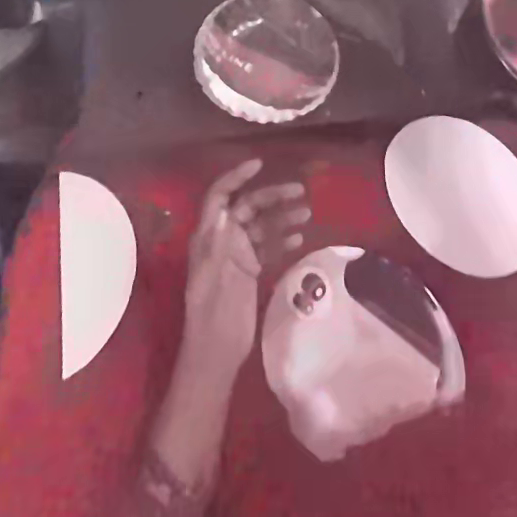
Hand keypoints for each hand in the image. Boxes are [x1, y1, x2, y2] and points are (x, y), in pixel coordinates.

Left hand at [178, 159, 309, 384]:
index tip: (259, 164)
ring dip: (283, 216)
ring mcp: (238, 254)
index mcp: (209, 236)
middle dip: (271, 196)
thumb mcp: (213, 278)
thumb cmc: (211, 315)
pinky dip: (284, 239)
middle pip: (247, 207)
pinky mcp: (250, 270)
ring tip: (307, 212)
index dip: (236, 177)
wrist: (217, 352)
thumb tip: (226, 212)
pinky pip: (269, 246)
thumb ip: (219, 244)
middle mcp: (223, 239)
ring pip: (262, 225)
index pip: (220, 196)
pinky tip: (301, 237)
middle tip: (300, 191)